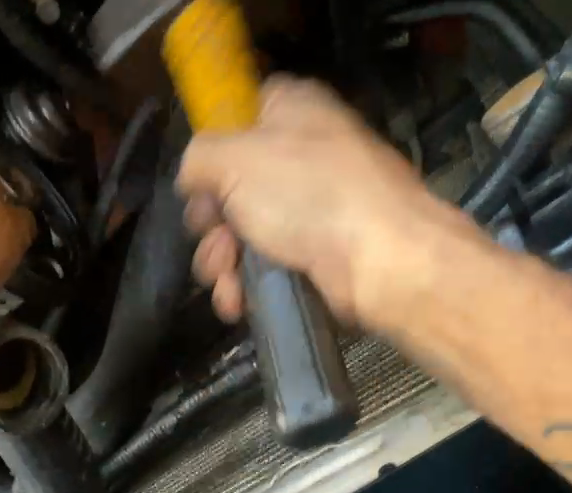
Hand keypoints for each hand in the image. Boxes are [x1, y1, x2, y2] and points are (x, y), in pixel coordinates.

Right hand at [176, 77, 450, 328]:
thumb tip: (192, 176)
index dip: (213, 148)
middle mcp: (300, 159)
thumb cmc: (309, 194)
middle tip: (215, 237)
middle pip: (231, 188)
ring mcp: (308, 213)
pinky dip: (244, 288)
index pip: (240, 116)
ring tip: (228, 279)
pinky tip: (238, 301)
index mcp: (290, 113)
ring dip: (221, 262)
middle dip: (211, 223)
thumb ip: (199, 158)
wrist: (378, 260)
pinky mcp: (311, 261)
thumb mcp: (236, 158)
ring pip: (241, 237)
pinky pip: (262, 271)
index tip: (198, 180)